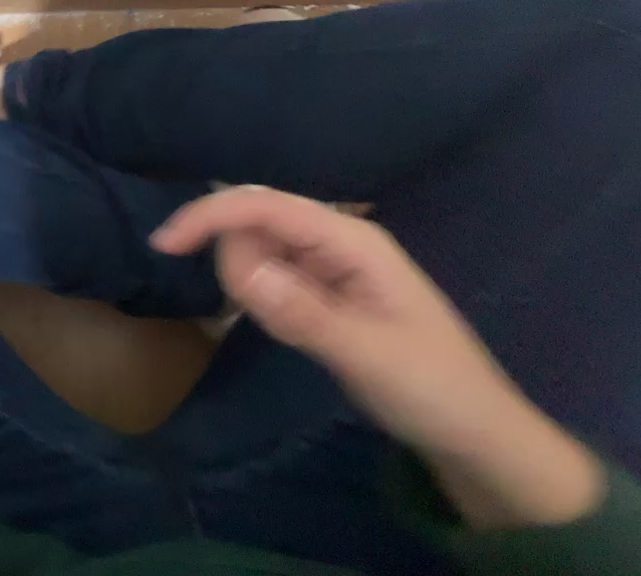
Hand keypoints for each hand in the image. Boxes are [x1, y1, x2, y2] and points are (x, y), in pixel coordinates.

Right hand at [151, 186, 602, 527]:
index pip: (264, 205)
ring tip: (290, 330)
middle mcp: (333, 238)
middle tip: (255, 314)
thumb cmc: (434, 391)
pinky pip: (265, 269)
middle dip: (232, 255)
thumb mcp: (368, 356)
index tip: (163, 245)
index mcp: (351, 240)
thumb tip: (236, 270)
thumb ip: (302, 313)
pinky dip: (255, 292)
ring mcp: (325, 260)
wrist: (477, 435)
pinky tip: (281, 325)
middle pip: (252, 218)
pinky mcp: (317, 284)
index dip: (209, 215)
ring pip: (253, 244)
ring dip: (245, 278)